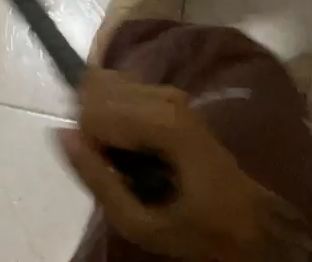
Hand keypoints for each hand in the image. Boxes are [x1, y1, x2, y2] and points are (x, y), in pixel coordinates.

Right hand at [56, 69, 267, 260]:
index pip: (92, 109)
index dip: (86, 143)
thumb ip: (97, 178)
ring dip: (103, 115)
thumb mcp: (140, 223)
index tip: (102, 172)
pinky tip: (129, 142)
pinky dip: (115, 110)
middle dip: (91, 123)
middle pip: (96, 85)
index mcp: (161, 123)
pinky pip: (123, 86)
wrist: (250, 223)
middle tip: (109, 162)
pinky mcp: (171, 94)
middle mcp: (164, 94)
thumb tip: (61, 134)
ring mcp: (170, 90)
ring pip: (107, 82)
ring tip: (121, 155)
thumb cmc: (197, 229)